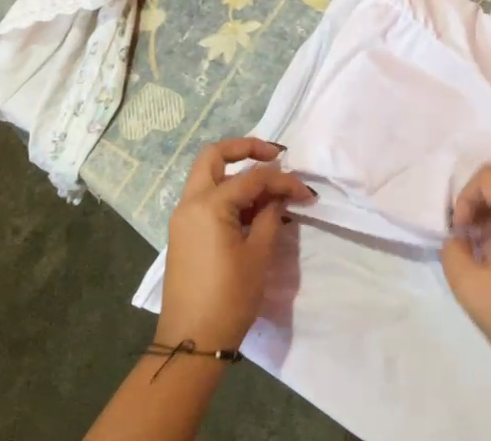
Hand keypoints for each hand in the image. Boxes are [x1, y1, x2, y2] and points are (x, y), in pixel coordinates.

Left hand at [156, 137, 316, 350]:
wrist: (192, 342)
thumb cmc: (229, 297)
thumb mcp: (258, 253)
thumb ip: (271, 214)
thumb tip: (279, 193)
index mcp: (208, 204)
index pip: (252, 177)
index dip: (283, 181)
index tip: (306, 193)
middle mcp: (190, 203)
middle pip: (214, 157)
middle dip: (246, 149)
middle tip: (275, 157)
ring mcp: (183, 218)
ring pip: (208, 176)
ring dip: (237, 174)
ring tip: (270, 192)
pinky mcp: (184, 234)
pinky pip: (206, 199)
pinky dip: (229, 194)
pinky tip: (254, 211)